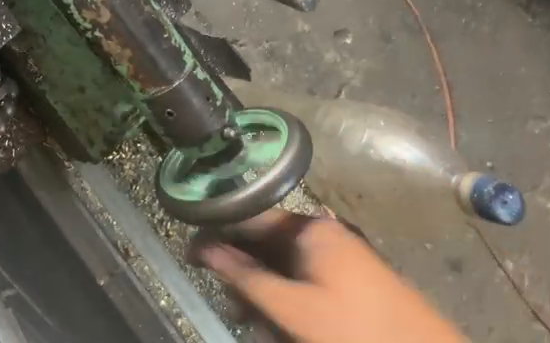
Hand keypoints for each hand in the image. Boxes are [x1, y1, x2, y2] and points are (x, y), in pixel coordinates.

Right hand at [195, 212, 465, 342]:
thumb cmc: (359, 333)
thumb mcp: (294, 309)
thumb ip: (244, 276)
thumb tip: (202, 248)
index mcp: (311, 230)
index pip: (247, 217)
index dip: (215, 234)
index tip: (190, 256)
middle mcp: (326, 236)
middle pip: (266, 246)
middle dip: (245, 277)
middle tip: (233, 307)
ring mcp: (344, 262)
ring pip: (287, 271)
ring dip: (267, 296)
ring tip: (258, 326)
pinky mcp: (357, 287)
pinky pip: (309, 286)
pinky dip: (292, 305)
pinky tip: (284, 329)